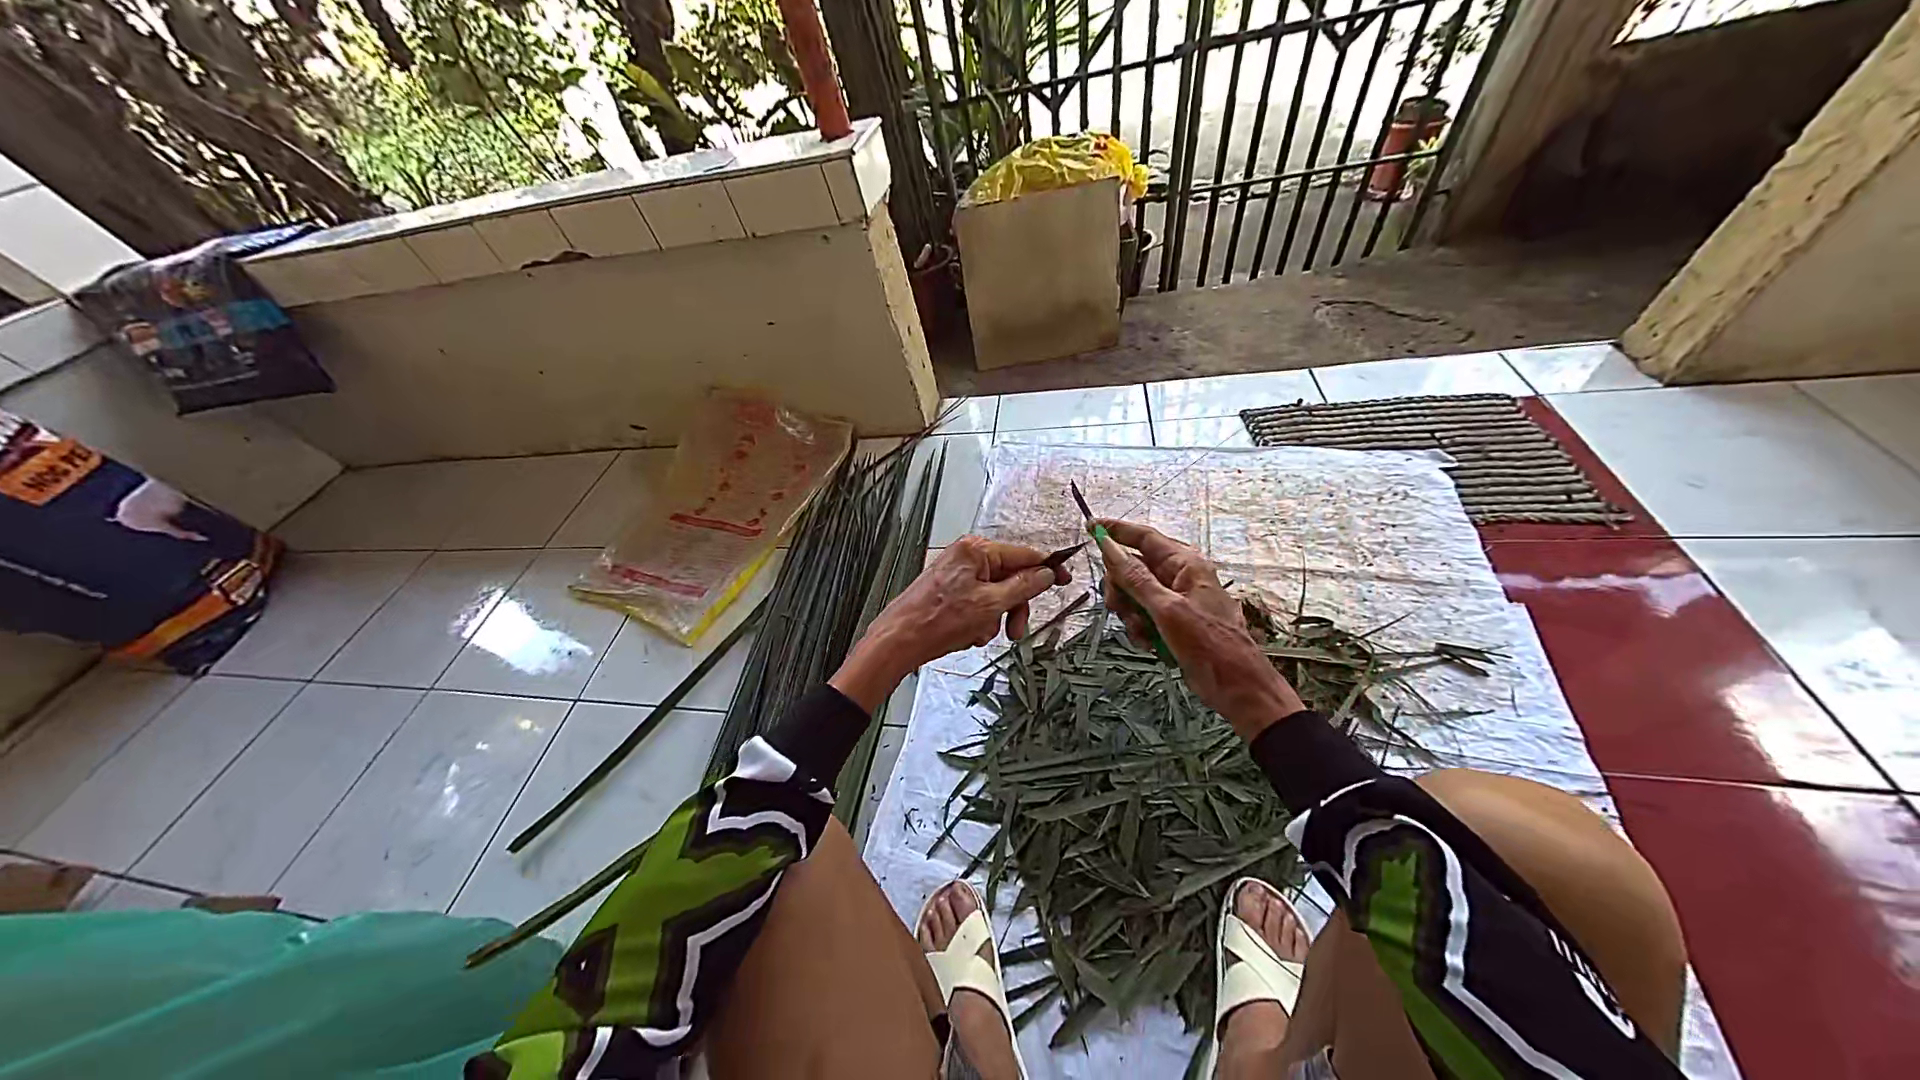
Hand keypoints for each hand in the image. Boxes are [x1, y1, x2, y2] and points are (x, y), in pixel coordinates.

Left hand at [830, 536, 1070, 710]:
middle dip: (1014, 606)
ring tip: (982, 634)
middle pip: (1011, 577)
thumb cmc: (936, 620)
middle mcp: (967, 556)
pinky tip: (968, 633)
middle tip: (1015, 629)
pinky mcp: (950, 591)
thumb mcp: (991, 604)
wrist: (899, 640)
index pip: (1024, 555)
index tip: (1064, 579)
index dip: (1047, 570)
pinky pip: (979, 603)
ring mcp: (957, 573)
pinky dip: (980, 620)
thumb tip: (1046, 574)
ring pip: (995, 594)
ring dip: (996, 617)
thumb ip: (1023, 586)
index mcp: (977, 550)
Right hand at [1094, 519, 1303, 740]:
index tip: (1091, 527)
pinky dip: (1139, 629)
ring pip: (1133, 595)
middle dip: (1121, 588)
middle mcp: (1180, 578)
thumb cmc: (1213, 647)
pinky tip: (1149, 643)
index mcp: (1186, 565)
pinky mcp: (1171, 622)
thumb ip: (1135, 578)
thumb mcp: (1167, 610)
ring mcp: (1175, 601)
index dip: (1116, 531)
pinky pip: (1141, 616)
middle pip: (1133, 568)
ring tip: (1143, 632)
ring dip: (1130, 614)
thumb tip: (1110, 548)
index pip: (1144, 537)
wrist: (1237, 687)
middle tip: (1120, 607)